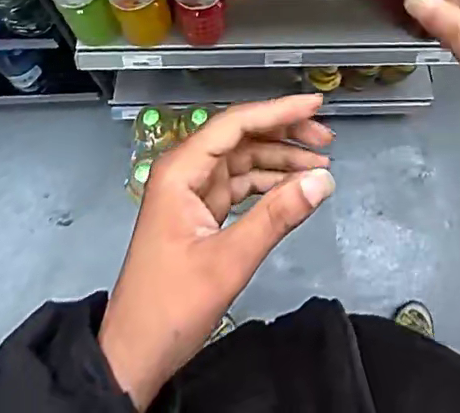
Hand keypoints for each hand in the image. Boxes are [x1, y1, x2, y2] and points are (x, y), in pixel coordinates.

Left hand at [98, 95, 336, 408]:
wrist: (134, 354)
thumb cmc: (169, 306)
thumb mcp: (228, 261)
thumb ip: (276, 216)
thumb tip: (321, 180)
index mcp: (181, 170)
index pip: (235, 124)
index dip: (277, 111)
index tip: (313, 105)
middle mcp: (186, 171)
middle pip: (241, 137)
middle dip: (284, 133)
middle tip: (325, 138)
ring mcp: (194, 191)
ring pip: (244, 160)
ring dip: (281, 160)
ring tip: (320, 164)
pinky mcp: (202, 211)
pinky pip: (241, 185)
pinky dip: (269, 184)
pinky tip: (295, 188)